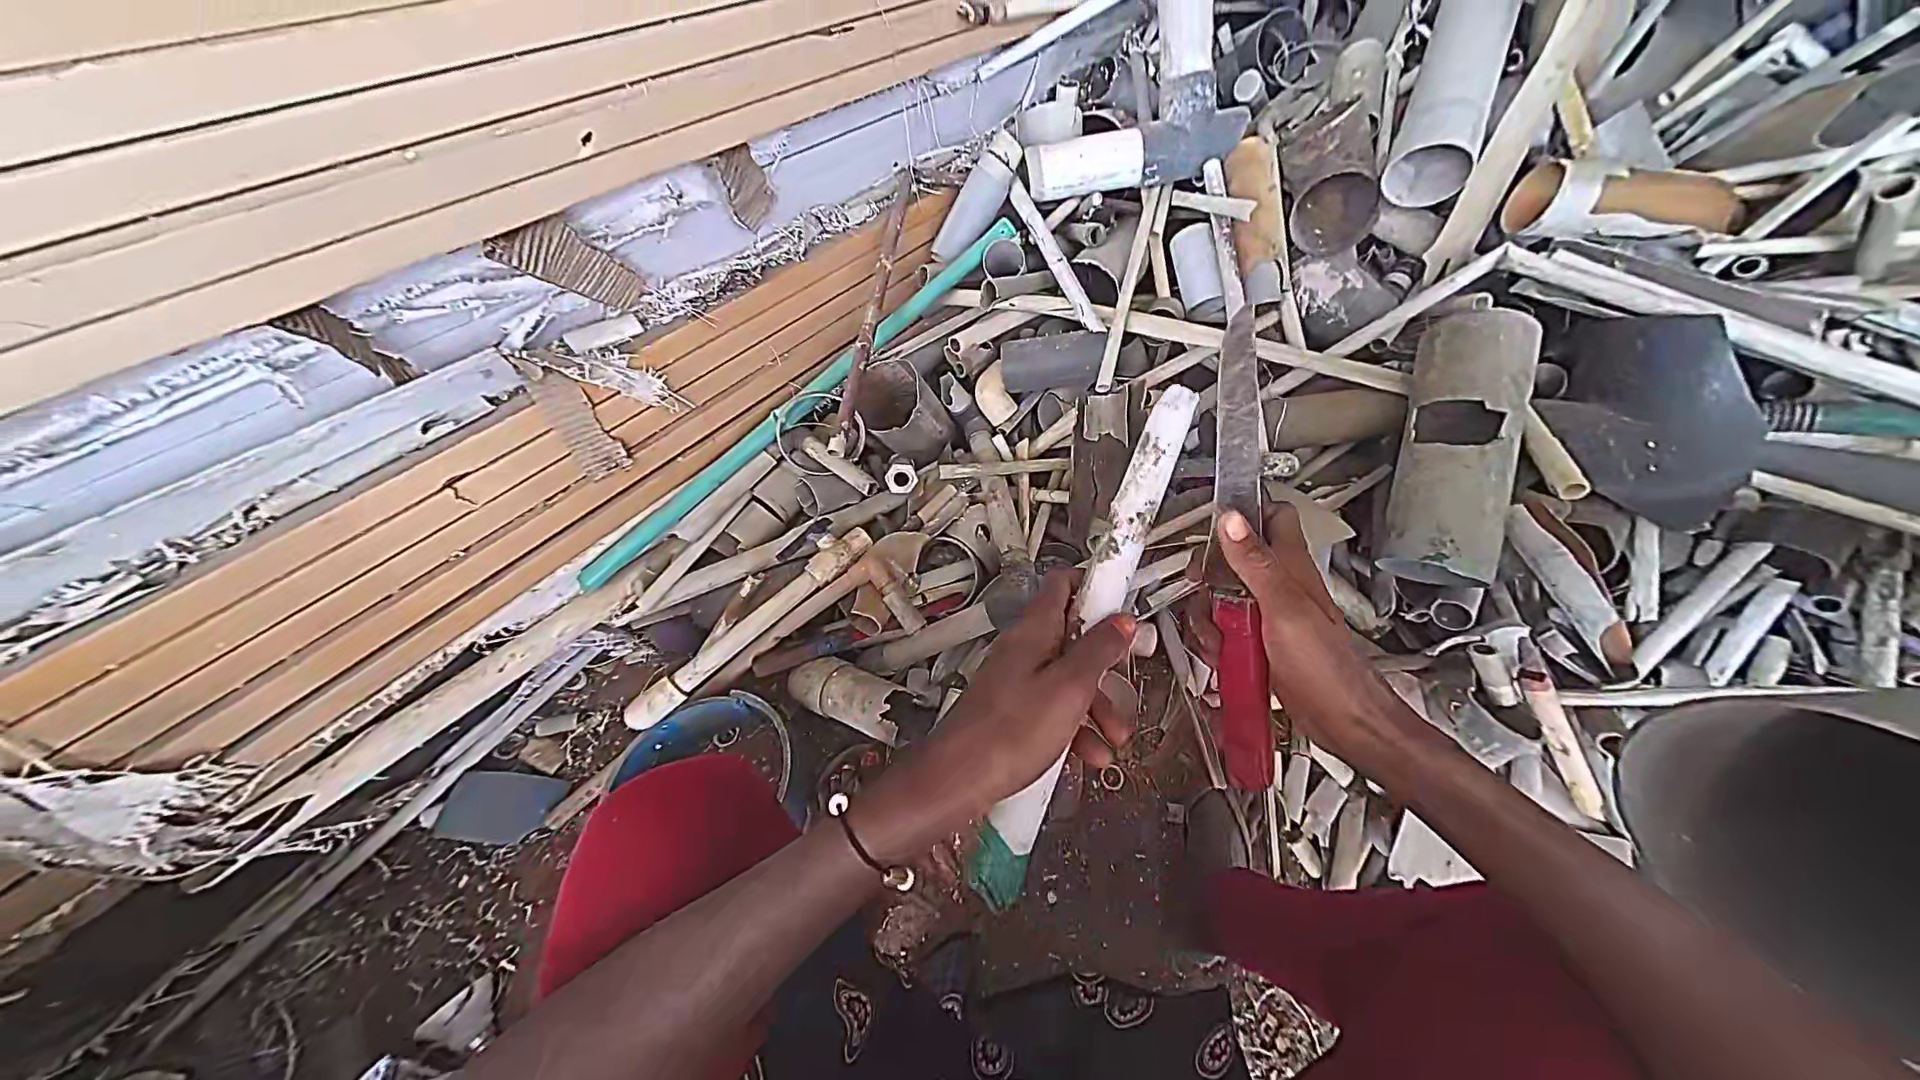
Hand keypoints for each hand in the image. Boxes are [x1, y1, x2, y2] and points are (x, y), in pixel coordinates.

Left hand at [855, 569, 1136, 862]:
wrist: (959, 780)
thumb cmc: (1008, 732)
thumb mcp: (1069, 688)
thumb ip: (1098, 650)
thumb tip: (1123, 621)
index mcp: (1034, 631)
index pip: (1064, 585)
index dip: (1096, 588)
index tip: (1125, 609)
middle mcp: (1024, 650)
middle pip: (1074, 638)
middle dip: (1106, 663)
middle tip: (1125, 682)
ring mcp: (1018, 682)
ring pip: (1068, 678)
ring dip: (1097, 704)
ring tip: (1113, 735)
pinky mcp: (1015, 713)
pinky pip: (1054, 709)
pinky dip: (1076, 727)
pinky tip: (1089, 753)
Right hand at [1202, 508, 1448, 784]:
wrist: (1340, 721)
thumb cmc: (1328, 669)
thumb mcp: (1284, 608)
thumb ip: (1255, 562)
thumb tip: (1232, 520)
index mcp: (1292, 567)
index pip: (1271, 516)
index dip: (1244, 512)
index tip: (1215, 522)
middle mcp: (1278, 587)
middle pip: (1230, 563)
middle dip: (1209, 580)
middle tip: (1209, 597)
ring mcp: (1265, 617)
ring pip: (1220, 600)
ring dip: (1208, 619)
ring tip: (1222, 638)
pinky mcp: (1256, 644)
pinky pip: (1222, 632)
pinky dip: (1214, 643)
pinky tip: (1224, 657)